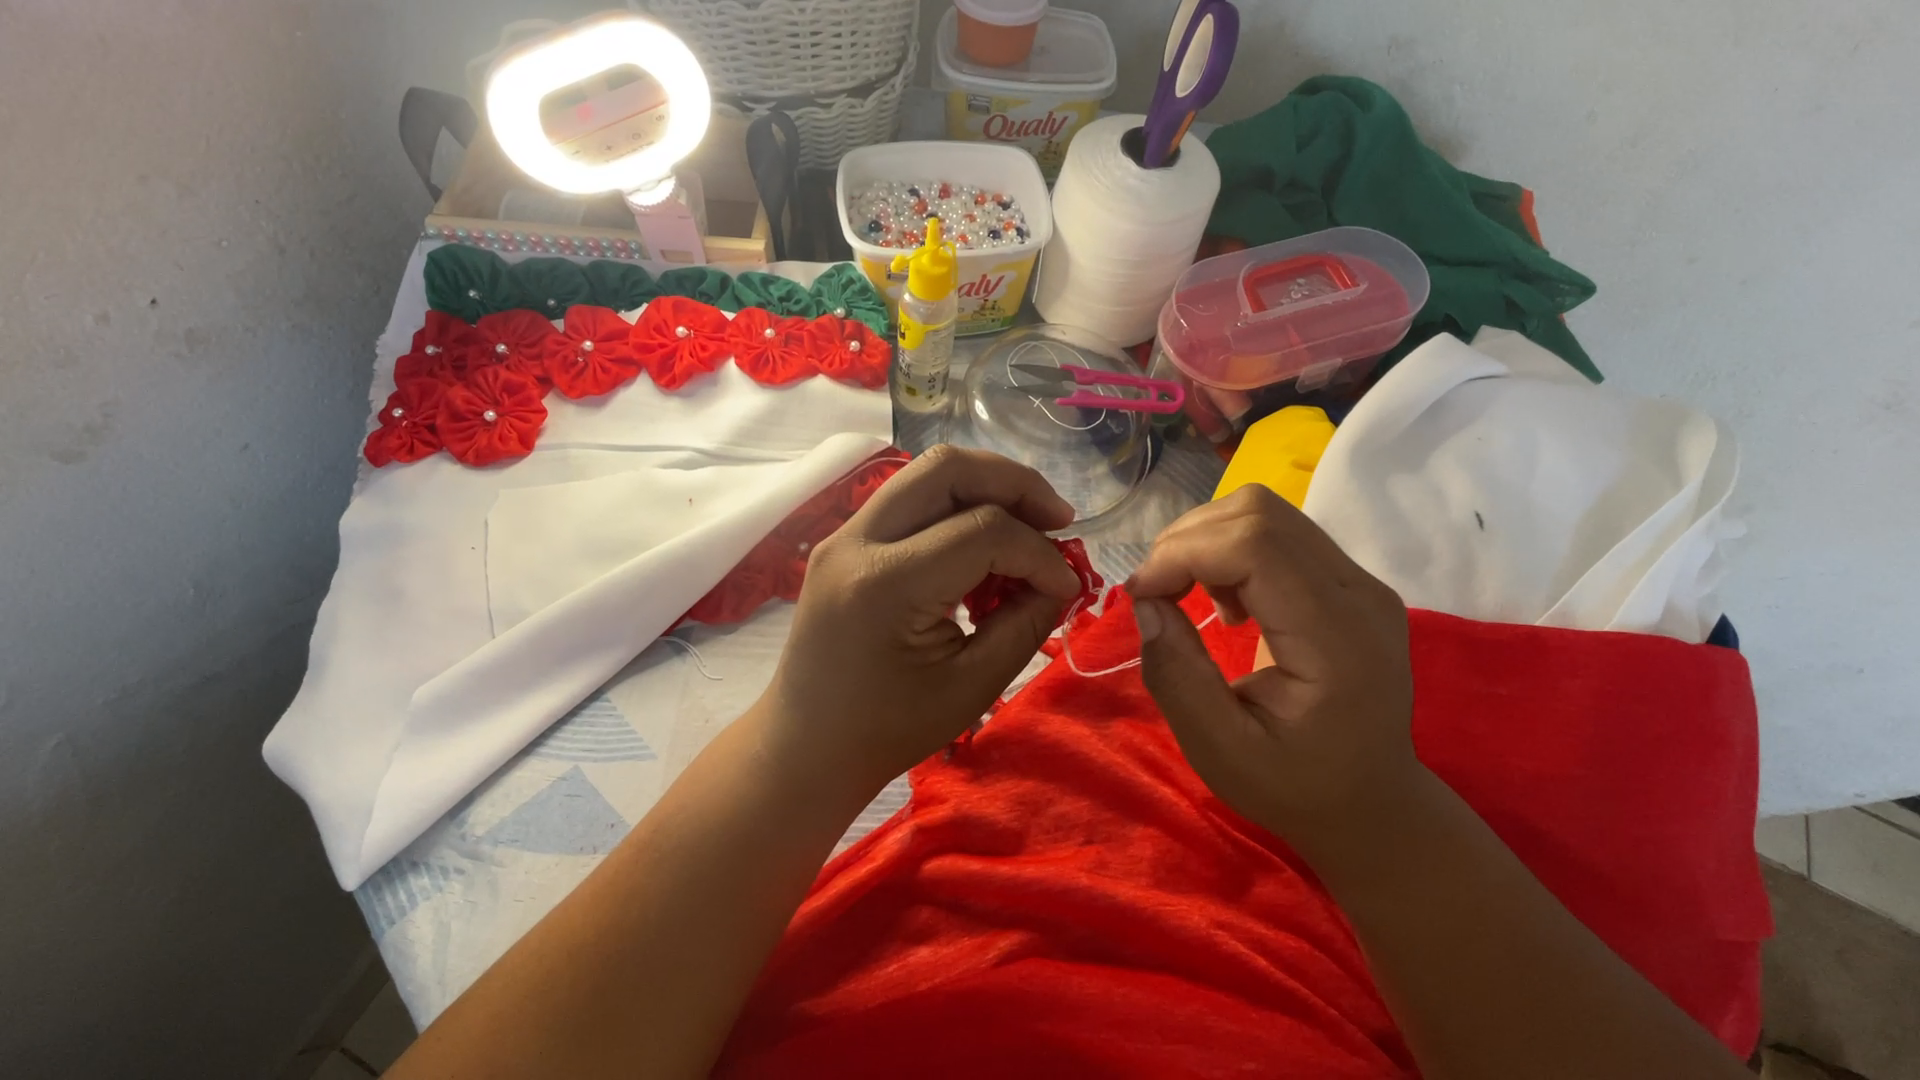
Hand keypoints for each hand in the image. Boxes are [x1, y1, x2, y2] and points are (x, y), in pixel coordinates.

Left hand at [757, 445, 1081, 794]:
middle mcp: (857, 541)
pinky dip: (956, 508)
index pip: (983, 531)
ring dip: (986, 490)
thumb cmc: (888, 729)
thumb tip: (1060, 579)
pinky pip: (909, 501)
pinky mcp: (844, 542)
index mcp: (886, 584)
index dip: (1038, 552)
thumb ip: (1024, 622)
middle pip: (948, 469)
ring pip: (926, 475)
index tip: (1067, 585)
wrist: (807, 746)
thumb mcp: (972, 686)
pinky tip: (983, 548)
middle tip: (1057, 521)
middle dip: (1015, 484)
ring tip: (1027, 529)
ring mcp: (843, 536)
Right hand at [1126, 485, 1418, 850]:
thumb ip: (1178, 677)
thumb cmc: (1296, 786)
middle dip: (1187, 541)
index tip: (1140, 595)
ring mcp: (1360, 583)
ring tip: (1187, 596)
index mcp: (1337, 640)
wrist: (1372, 803)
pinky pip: (1279, 535)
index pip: (1256, 545)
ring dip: (1206, 541)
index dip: (1183, 553)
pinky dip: (1230, 550)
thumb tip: (1145, 603)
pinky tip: (1225, 603)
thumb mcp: (1221, 752)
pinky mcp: (1350, 583)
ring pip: (1267, 513)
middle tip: (1155, 595)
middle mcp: (1359, 594)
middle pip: (1260, 514)